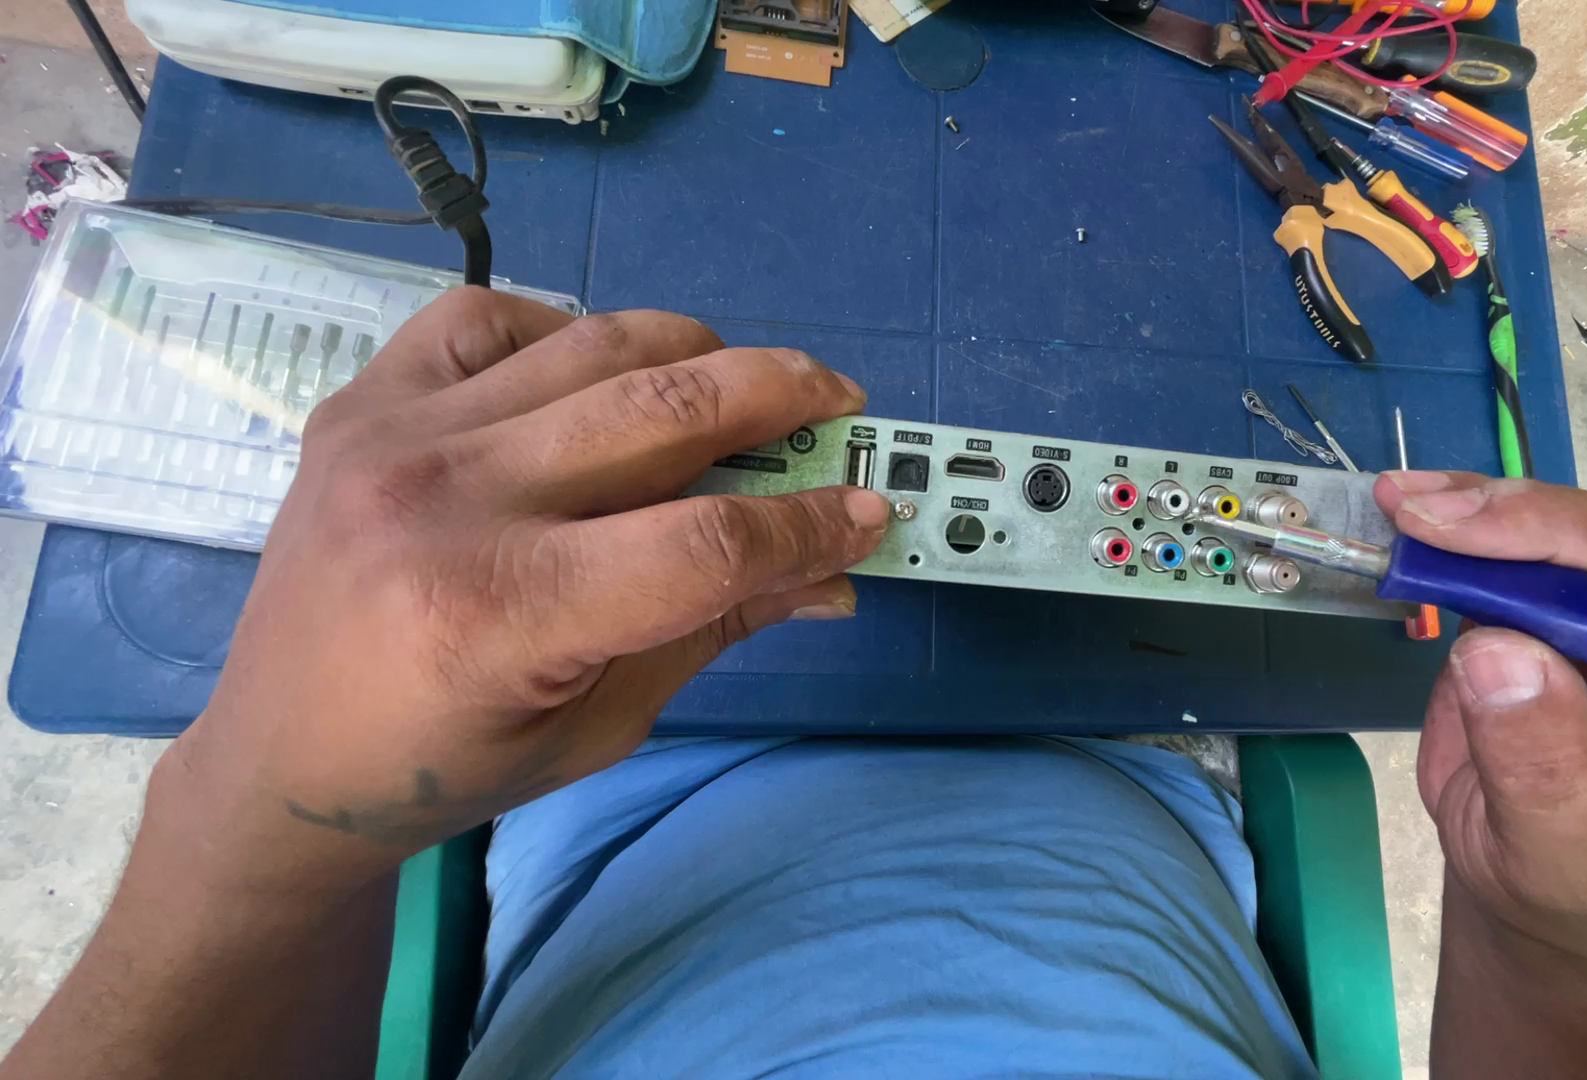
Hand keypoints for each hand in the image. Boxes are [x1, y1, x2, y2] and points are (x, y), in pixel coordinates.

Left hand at [160, 289, 889, 890]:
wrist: (281, 759)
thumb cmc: (459, 763)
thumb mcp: (613, 718)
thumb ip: (724, 623)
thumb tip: (835, 576)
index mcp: (505, 614)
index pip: (708, 543)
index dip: (809, 524)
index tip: (870, 512)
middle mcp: (447, 502)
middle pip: (667, 413)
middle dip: (783, 397)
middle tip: (841, 401)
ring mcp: (395, 434)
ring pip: (598, 345)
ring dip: (702, 352)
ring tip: (749, 382)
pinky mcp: (364, 400)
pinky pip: (492, 319)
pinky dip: (575, 332)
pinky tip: (605, 376)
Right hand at [1376, 471, 1586, 968]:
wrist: (1512, 878)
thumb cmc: (1575, 893)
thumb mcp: (1569, 860)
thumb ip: (1548, 771)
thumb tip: (1498, 651)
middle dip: (1561, 532)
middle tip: (1456, 518)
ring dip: (1499, 516)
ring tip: (1415, 504)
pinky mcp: (1551, 615)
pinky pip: (1516, 560)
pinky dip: (1459, 534)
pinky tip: (1409, 512)